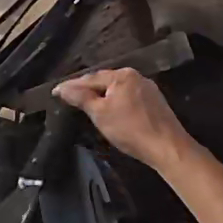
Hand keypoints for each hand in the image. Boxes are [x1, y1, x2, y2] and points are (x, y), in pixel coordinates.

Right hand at [54, 68, 198, 172]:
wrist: (167, 147)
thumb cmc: (130, 129)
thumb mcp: (100, 114)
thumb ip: (81, 98)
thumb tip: (63, 88)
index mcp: (122, 75)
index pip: (90, 78)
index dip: (72, 86)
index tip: (56, 92)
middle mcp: (136, 76)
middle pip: (105, 81)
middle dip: (88, 89)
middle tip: (70, 96)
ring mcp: (148, 89)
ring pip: (118, 90)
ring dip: (103, 96)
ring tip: (88, 103)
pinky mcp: (155, 103)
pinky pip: (130, 97)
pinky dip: (117, 102)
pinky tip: (113, 110)